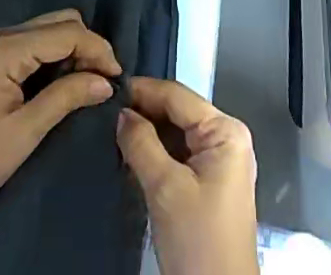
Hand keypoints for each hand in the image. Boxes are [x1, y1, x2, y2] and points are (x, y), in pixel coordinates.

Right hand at [115, 78, 257, 274]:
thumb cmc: (198, 241)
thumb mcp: (166, 188)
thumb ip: (142, 144)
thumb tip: (121, 114)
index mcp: (226, 131)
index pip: (178, 96)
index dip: (143, 90)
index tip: (109, 88)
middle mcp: (227, 137)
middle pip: (178, 112)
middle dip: (144, 111)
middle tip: (104, 110)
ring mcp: (219, 161)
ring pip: (176, 133)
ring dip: (147, 132)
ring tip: (110, 129)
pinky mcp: (209, 182)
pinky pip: (179, 154)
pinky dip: (155, 152)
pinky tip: (129, 153)